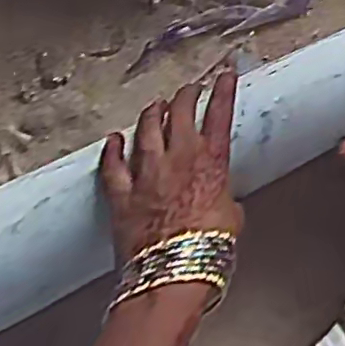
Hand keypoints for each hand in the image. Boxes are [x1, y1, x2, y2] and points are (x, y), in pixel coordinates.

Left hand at [99, 71, 243, 261]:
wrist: (173, 272)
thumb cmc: (210, 245)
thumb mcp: (232, 211)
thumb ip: (223, 193)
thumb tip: (219, 197)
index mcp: (212, 159)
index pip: (220, 112)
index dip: (224, 89)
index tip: (226, 73)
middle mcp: (180, 157)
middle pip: (180, 112)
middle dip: (186, 95)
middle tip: (191, 88)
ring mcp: (148, 174)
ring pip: (146, 131)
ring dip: (152, 114)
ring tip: (156, 104)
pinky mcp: (123, 196)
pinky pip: (113, 167)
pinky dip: (112, 151)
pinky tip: (113, 139)